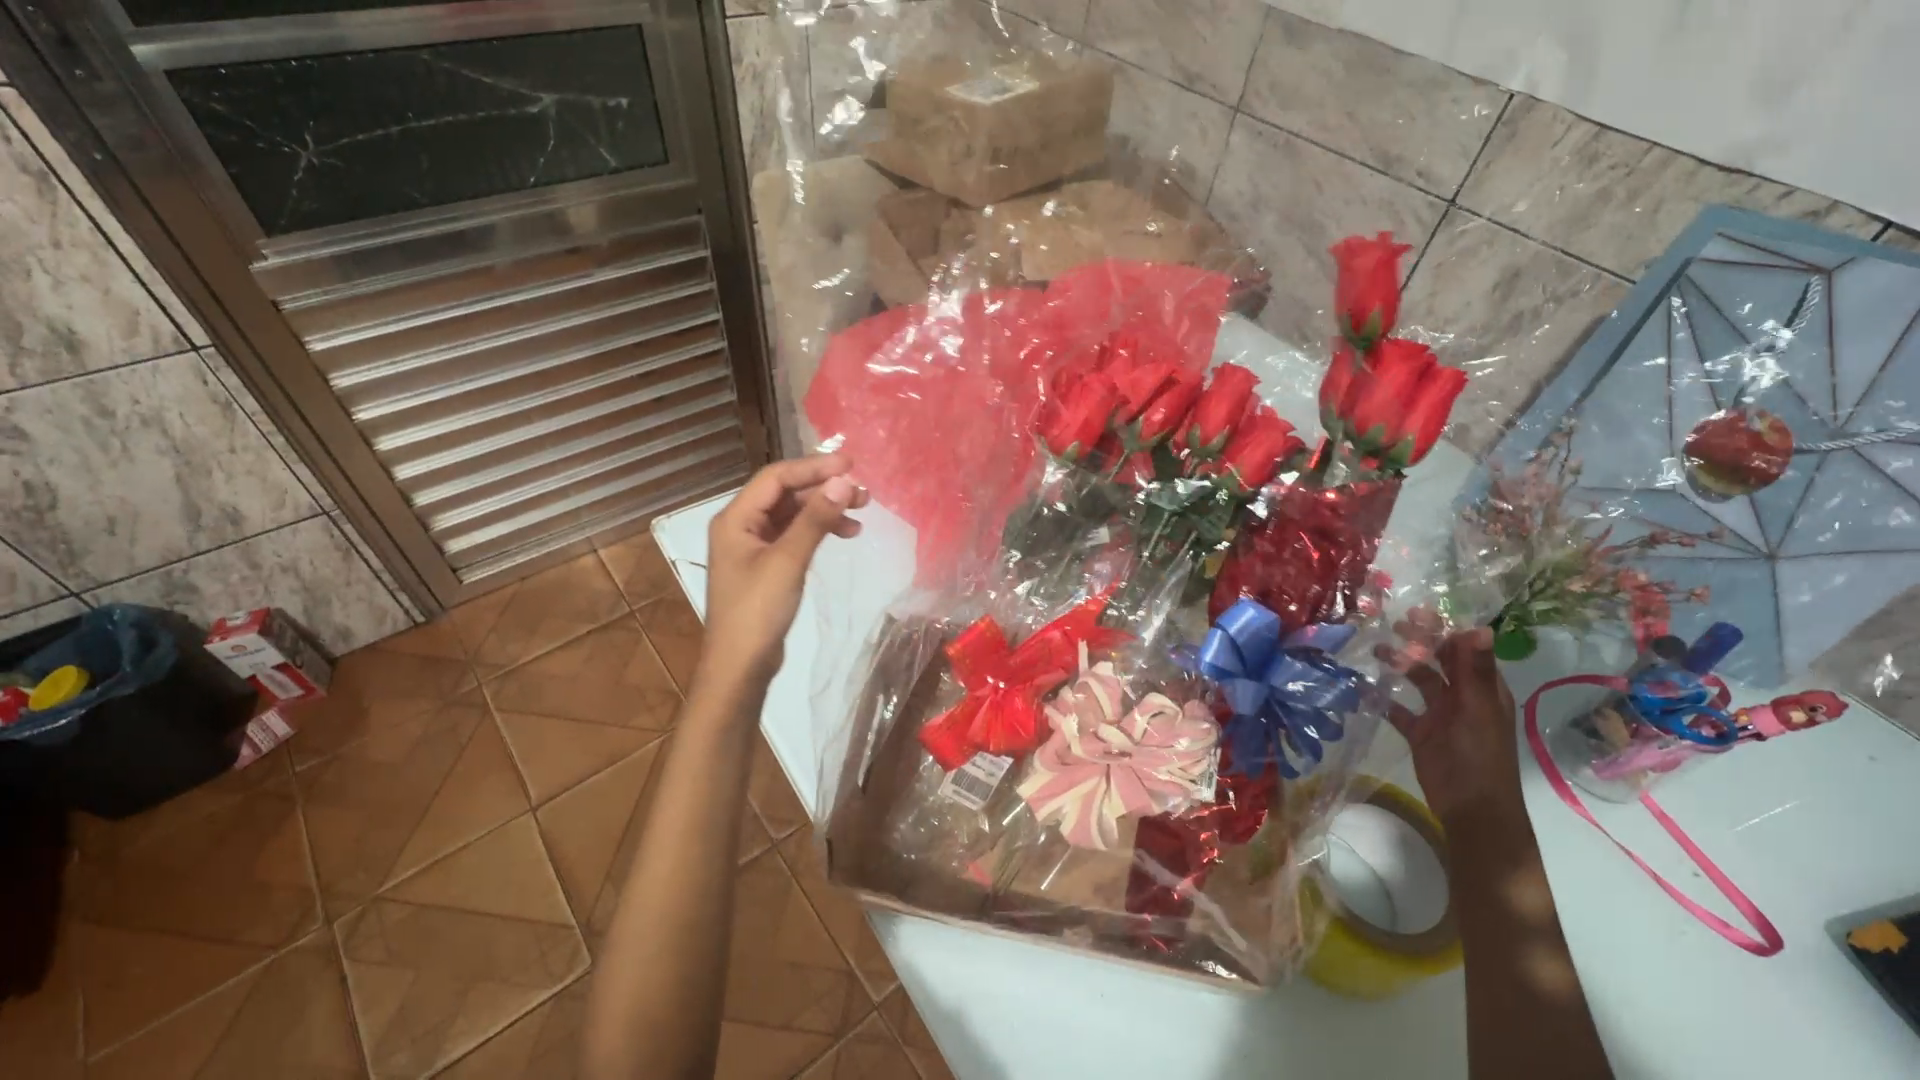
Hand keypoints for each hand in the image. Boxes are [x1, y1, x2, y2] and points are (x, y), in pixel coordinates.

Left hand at [700, 453, 867, 688]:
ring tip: (861, 513)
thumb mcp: (788, 561)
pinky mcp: (766, 566)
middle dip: (823, 489)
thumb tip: (843, 482)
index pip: (776, 477)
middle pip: (785, 493)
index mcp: (735, 518)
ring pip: (792, 514)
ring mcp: (752, 547)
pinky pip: (794, 535)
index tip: (851, 466)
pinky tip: (844, 534)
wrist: (739, 666)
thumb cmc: (757, 612)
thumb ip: (815, 519)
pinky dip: (818, 530)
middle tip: (864, 493)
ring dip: (824, 509)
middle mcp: (741, 526)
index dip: (813, 467)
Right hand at [1374, 609, 1517, 822]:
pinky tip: (1362, 688)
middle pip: (1440, 660)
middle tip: (1392, 624)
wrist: (1471, 808)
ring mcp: (1440, 715)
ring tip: (1374, 650)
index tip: (1418, 611)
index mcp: (1483, 689)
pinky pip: (1398, 710)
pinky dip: (1382, 699)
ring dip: (1400, 664)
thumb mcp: (1478, 710)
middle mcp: (1462, 697)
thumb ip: (1475, 670)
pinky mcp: (1420, 733)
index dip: (1445, 628)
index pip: (1465, 649)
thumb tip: (1481, 626)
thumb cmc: (1479, 757)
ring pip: (1418, 681)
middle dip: (1419, 641)